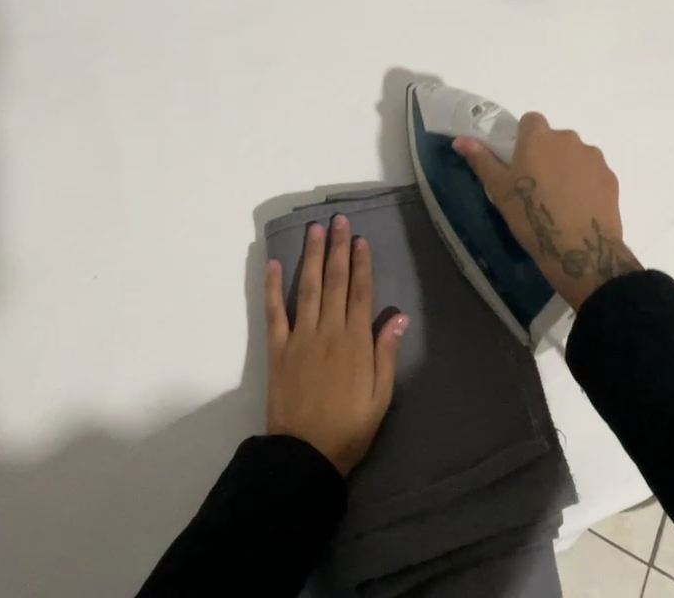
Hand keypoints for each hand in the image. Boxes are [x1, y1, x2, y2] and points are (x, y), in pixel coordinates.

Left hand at [265, 215, 409, 475]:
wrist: (304, 453)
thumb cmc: (349, 428)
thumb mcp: (380, 397)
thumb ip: (386, 354)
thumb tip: (399, 316)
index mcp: (355, 342)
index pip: (361, 293)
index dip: (361, 263)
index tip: (360, 239)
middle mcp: (329, 331)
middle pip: (335, 282)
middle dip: (337, 249)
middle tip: (338, 220)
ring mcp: (301, 337)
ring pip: (308, 288)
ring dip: (312, 257)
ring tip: (314, 230)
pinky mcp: (278, 349)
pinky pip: (275, 312)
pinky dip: (274, 287)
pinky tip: (275, 265)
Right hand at [454, 113, 641, 309]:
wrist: (579, 249)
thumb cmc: (531, 215)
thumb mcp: (499, 190)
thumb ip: (481, 160)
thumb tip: (459, 140)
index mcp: (538, 138)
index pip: (531, 121)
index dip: (525, 137)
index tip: (520, 161)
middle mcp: (568, 139)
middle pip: (555, 139)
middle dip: (547, 154)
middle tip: (537, 185)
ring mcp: (593, 157)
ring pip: (576, 154)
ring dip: (568, 167)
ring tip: (560, 199)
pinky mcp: (610, 177)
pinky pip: (593, 172)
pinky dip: (586, 183)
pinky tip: (578, 207)